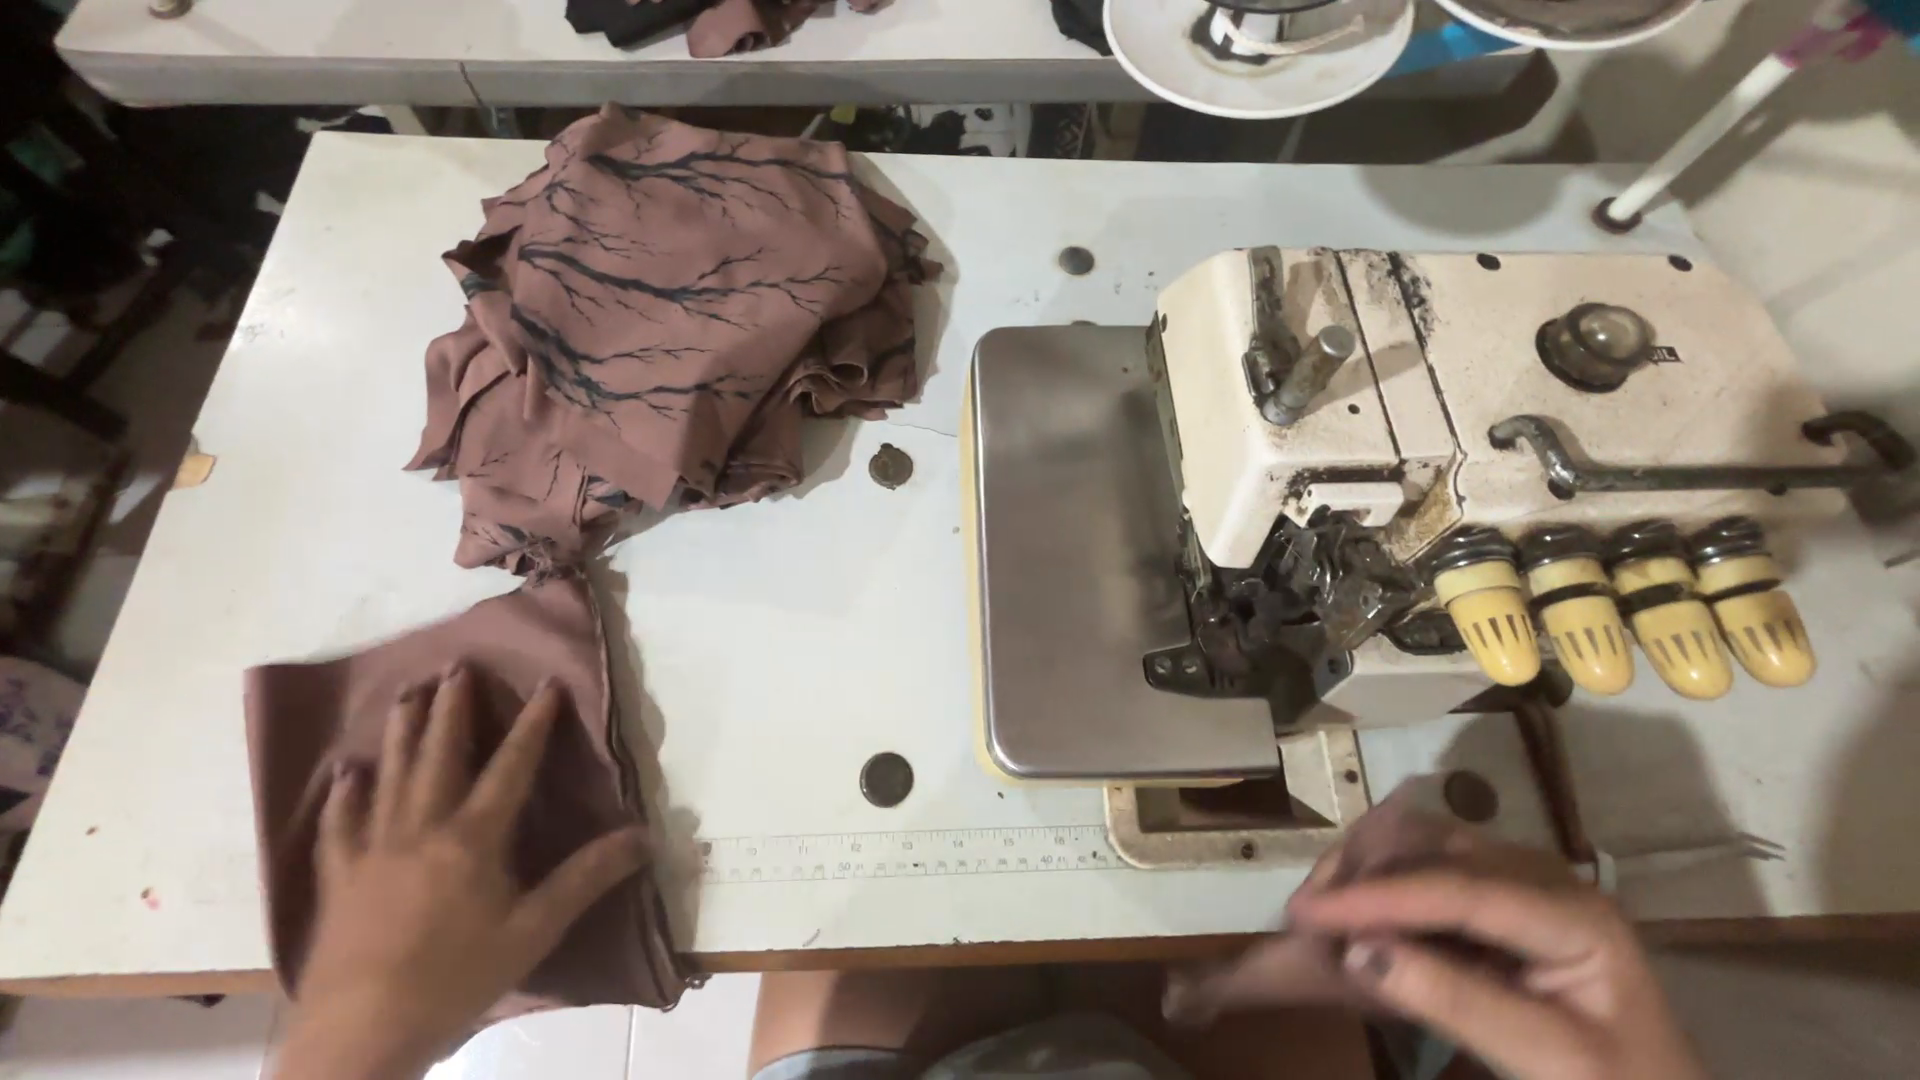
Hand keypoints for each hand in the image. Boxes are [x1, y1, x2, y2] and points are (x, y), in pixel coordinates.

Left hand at [273, 668, 648, 1079]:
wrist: (359, 1038)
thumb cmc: (455, 979)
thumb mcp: (535, 930)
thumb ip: (588, 877)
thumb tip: (645, 836)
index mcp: (474, 838)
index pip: (511, 766)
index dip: (532, 724)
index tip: (546, 684)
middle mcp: (422, 829)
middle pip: (440, 756)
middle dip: (452, 710)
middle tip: (456, 666)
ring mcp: (373, 851)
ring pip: (389, 776)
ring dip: (401, 732)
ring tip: (407, 693)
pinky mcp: (339, 879)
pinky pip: (338, 827)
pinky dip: (342, 797)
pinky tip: (344, 773)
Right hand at [1288, 832, 1707, 1079]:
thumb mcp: (1550, 1066)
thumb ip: (1457, 1003)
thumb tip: (1355, 951)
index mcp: (1574, 915)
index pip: (1457, 888)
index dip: (1375, 897)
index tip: (1304, 913)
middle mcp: (1543, 877)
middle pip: (1432, 847)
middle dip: (1362, 874)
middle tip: (1306, 917)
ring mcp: (1519, 880)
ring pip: (1420, 845)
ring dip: (1365, 871)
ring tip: (1324, 914)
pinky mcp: (1497, 895)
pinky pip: (1424, 868)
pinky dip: (1381, 885)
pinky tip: (1359, 919)